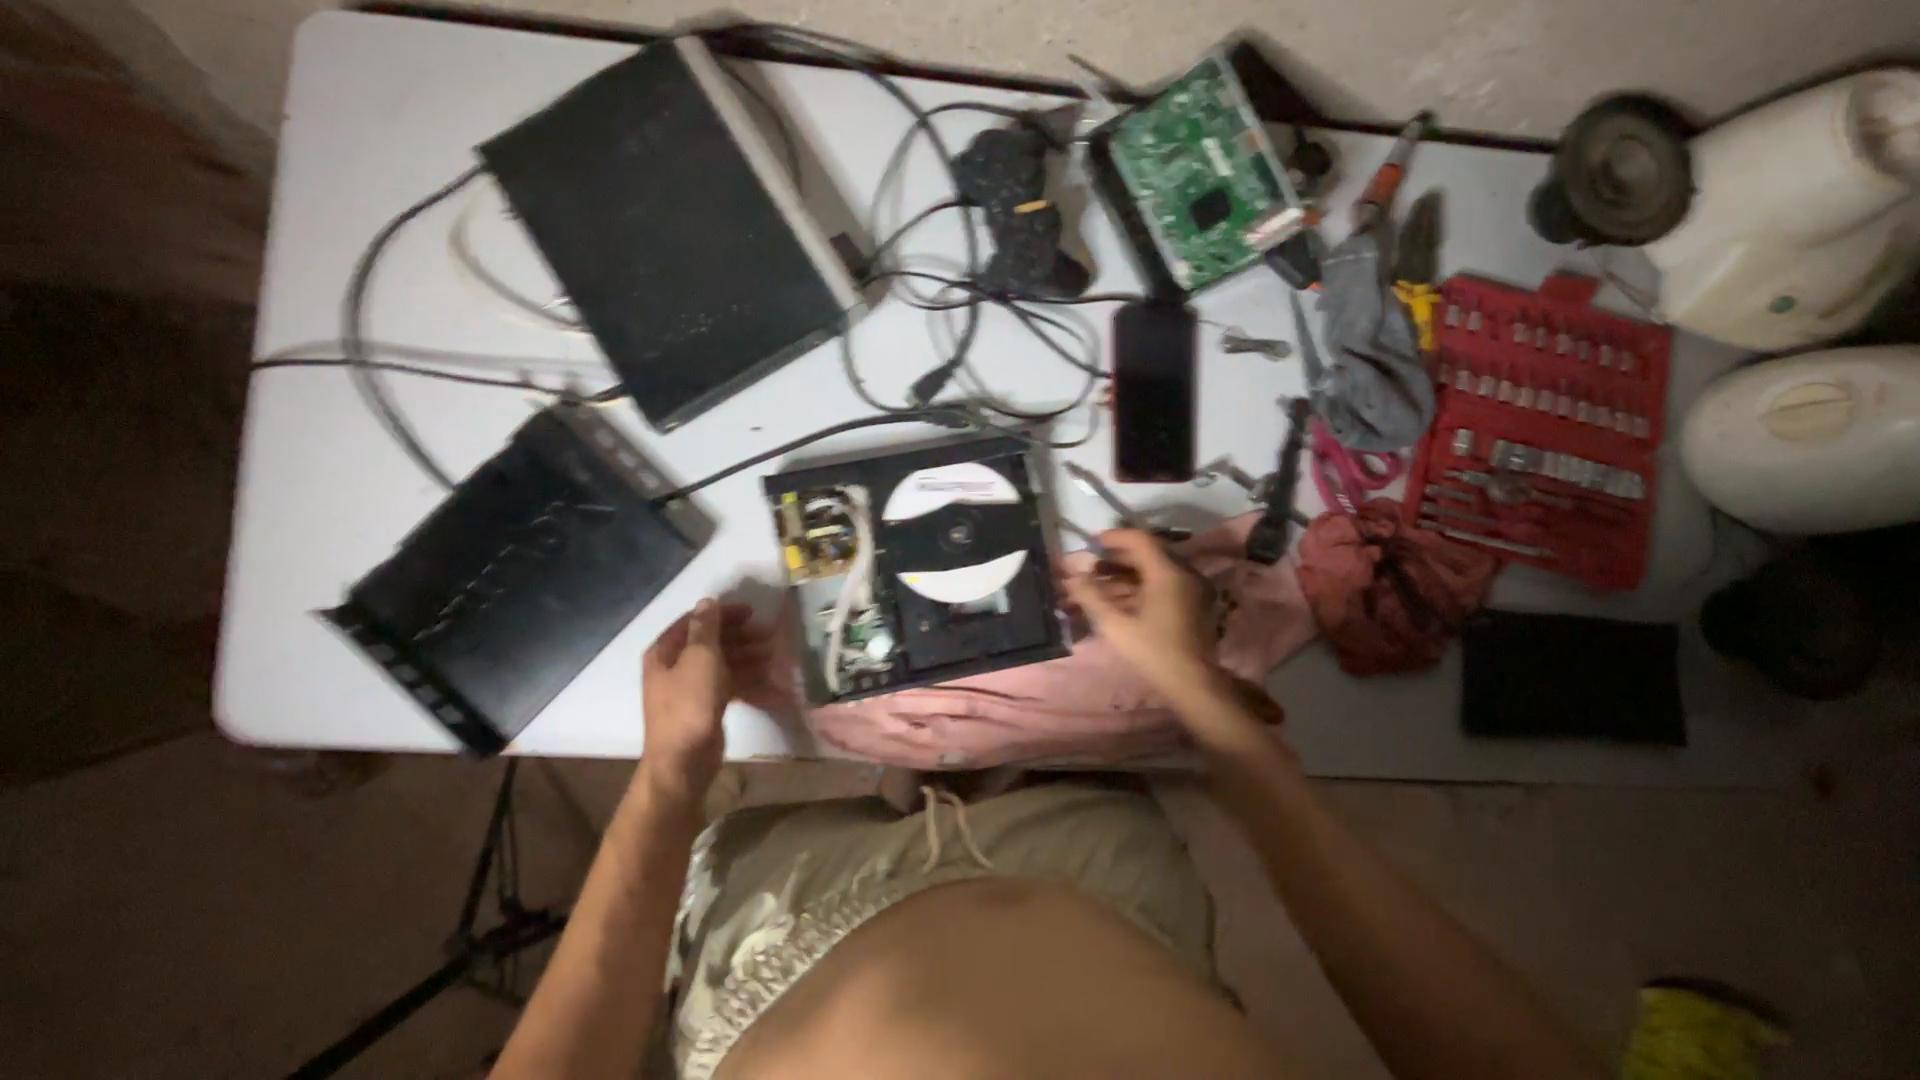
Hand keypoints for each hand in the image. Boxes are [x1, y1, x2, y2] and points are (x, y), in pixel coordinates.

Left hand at [638, 598, 781, 798]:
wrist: (683, 761)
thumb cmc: (689, 704)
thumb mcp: (700, 658)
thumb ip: (706, 628)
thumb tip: (708, 602)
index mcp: (665, 651)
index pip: (695, 621)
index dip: (724, 613)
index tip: (754, 612)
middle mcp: (674, 667)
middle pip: (710, 643)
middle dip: (741, 638)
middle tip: (769, 636)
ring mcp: (689, 690)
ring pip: (721, 665)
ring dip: (748, 659)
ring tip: (774, 657)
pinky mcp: (704, 709)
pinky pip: (727, 688)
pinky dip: (747, 684)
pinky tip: (772, 686)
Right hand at [1062, 529, 1222, 702]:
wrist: (1192, 683)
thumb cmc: (1152, 652)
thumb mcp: (1115, 625)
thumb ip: (1090, 596)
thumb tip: (1071, 576)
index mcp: (1168, 573)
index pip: (1140, 540)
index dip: (1114, 538)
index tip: (1093, 543)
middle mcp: (1184, 574)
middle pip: (1147, 555)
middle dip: (1116, 560)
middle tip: (1091, 568)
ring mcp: (1192, 589)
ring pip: (1154, 571)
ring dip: (1126, 576)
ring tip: (1098, 587)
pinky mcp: (1193, 604)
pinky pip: (1164, 585)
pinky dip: (1141, 588)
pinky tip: (1119, 600)